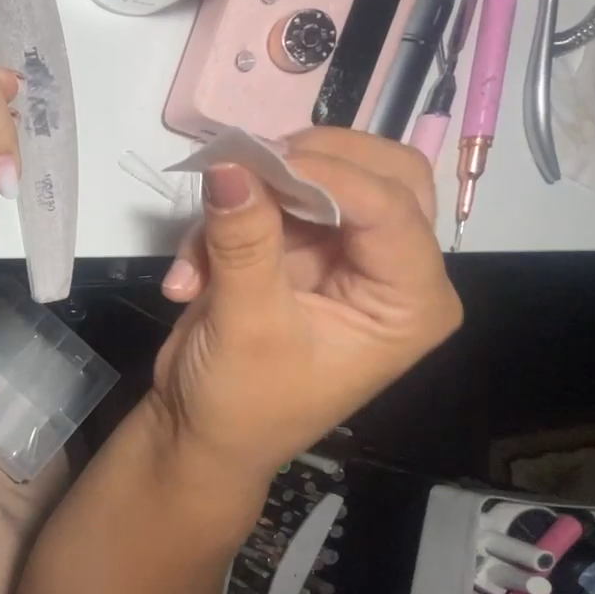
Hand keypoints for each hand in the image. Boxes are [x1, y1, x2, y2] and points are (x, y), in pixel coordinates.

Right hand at [150, 129, 462, 476]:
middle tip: (241, 168)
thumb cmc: (240, 401)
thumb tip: (228, 164)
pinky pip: (261, 213)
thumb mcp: (244, 324)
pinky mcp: (287, 259)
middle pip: (376, 178)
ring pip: (308, 190)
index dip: (329, 175)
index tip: (255, 158)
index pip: (391, 209)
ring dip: (243, 212)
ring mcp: (335, 261)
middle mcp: (385, 271)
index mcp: (408, 300)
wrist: (193, 434)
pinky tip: (187, 280)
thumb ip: (241, 242)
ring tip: (194, 262)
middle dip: (303, 170)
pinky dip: (216, 233)